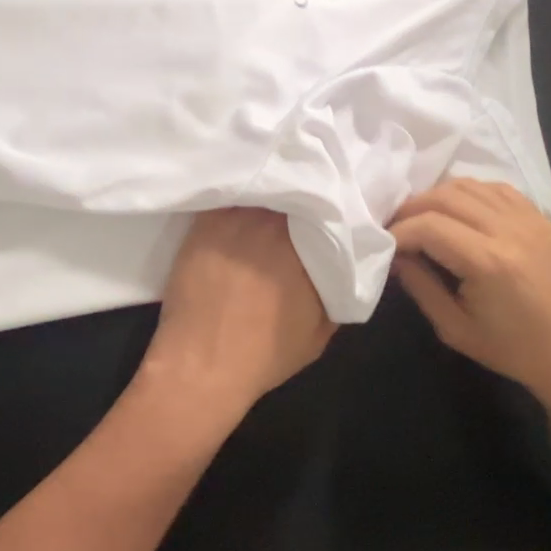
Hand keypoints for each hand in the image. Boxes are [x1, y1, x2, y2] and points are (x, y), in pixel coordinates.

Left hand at [138, 208, 337, 418]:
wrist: (204, 363)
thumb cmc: (266, 353)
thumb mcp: (321, 329)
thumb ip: (339, 287)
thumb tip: (346, 265)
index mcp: (310, 244)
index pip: (329, 206)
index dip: (331, 203)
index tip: (331, 206)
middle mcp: (275, 222)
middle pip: (295, 190)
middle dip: (302, 192)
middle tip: (303, 198)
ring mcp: (237, 218)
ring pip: (262, 188)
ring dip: (270, 188)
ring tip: (274, 190)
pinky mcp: (206, 222)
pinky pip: (227, 194)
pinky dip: (237, 192)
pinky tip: (240, 194)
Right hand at [389, 179, 550, 401]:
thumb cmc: (510, 349)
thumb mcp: (453, 327)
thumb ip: (419, 285)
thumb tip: (394, 254)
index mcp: (489, 262)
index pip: (429, 226)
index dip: (399, 231)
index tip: (383, 244)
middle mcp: (510, 230)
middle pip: (445, 196)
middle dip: (411, 209)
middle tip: (395, 228)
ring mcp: (529, 219)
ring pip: (468, 185)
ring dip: (436, 197)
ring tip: (421, 219)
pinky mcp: (540, 217)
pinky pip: (495, 188)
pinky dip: (468, 193)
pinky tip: (458, 213)